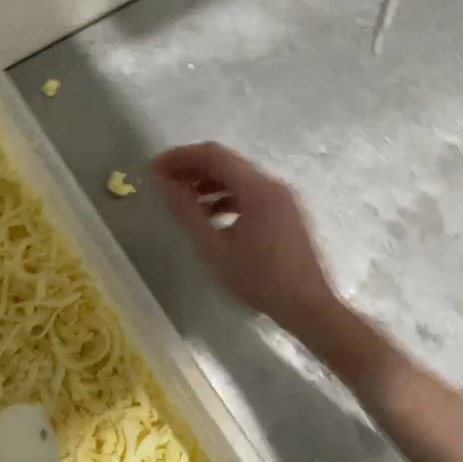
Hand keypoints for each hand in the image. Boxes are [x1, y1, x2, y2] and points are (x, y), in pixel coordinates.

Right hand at [152, 142, 342, 332]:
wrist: (308, 306)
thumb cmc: (259, 280)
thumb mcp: (214, 249)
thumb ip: (187, 213)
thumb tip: (164, 184)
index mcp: (257, 188)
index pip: (213, 155)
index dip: (180, 157)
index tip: (154, 169)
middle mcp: (272, 184)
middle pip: (226, 162)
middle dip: (191, 168)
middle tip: (162, 182)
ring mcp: (281, 197)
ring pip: (238, 177)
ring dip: (207, 182)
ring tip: (181, 199)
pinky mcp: (285, 211)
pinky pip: (250, 192)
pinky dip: (225, 196)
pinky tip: (209, 215)